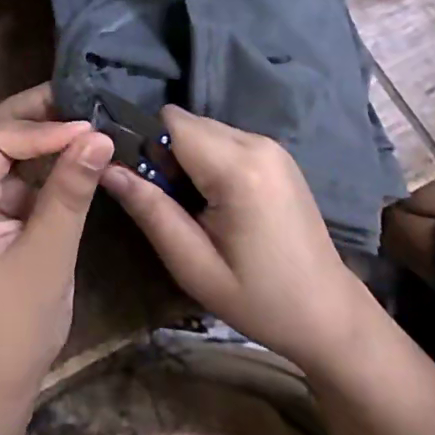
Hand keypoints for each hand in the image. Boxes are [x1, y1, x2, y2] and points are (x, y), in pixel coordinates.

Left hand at [0, 83, 114, 400]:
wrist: (0, 381)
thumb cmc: (14, 325)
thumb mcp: (46, 257)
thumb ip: (69, 193)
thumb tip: (99, 135)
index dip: (42, 129)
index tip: (89, 127)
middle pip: (0, 132)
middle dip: (43, 113)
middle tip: (90, 98)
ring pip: (14, 144)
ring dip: (51, 129)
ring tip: (93, 114)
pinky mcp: (3, 208)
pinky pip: (28, 168)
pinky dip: (55, 155)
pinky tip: (83, 145)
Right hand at [98, 105, 371, 371]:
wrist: (328, 312)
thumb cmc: (259, 299)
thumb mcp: (193, 266)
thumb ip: (150, 211)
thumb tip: (106, 169)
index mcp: (238, 168)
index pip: (171, 122)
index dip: (148, 147)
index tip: (147, 188)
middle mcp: (256, 142)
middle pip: (187, 122)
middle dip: (168, 154)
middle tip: (174, 206)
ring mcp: (271, 145)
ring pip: (204, 128)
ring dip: (189, 158)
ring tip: (198, 208)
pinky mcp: (277, 153)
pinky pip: (225, 138)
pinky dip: (210, 160)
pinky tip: (219, 202)